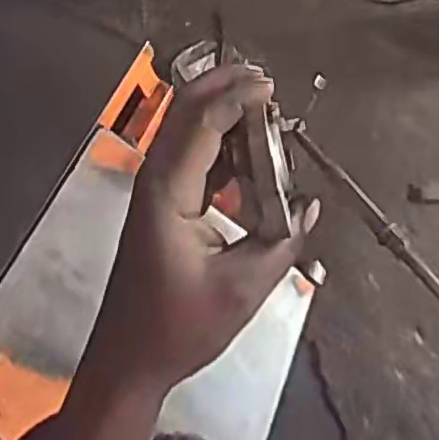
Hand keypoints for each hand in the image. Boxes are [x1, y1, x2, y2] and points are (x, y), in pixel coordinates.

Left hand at [85, 64, 317, 391]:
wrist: (129, 359)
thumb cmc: (175, 328)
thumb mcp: (240, 290)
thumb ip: (281, 242)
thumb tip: (309, 206)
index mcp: (168, 190)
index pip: (203, 122)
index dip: (237, 97)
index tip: (270, 88)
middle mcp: (157, 177)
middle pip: (185, 108)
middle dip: (223, 84)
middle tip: (264, 80)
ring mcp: (156, 185)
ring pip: (185, 123)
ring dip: (220, 104)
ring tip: (261, 102)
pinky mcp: (163, 197)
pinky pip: (191, 148)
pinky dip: (218, 133)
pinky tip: (247, 141)